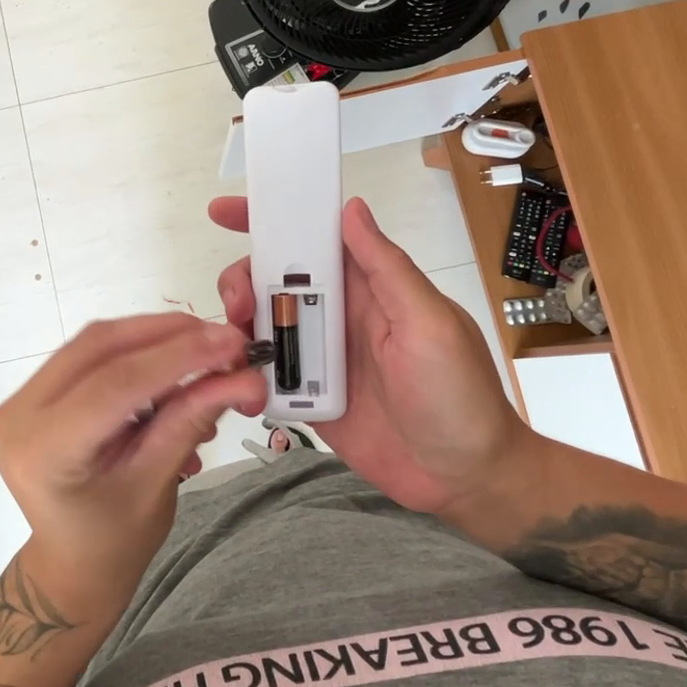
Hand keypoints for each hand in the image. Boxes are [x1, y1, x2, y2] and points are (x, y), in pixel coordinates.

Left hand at [0, 314, 265, 613]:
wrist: (71, 561)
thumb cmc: (114, 541)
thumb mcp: (155, 485)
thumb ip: (191, 422)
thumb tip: (245, 377)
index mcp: (42, 452)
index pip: (114, 384)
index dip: (178, 356)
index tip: (233, 343)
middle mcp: (19, 415)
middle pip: (100, 348)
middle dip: (169, 335)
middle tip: (227, 339)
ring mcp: (20, 398)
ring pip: (96, 342)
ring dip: (156, 337)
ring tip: (208, 349)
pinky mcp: (34, 390)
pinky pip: (90, 353)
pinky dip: (138, 350)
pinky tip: (175, 362)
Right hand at [211, 196, 530, 513]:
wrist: (462, 477)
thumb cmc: (459, 395)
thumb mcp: (428, 323)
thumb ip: (387, 269)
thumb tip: (351, 209)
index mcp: (367, 289)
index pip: (314, 241)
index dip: (270, 221)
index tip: (225, 211)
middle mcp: (337, 316)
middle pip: (273, 282)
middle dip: (242, 280)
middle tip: (236, 305)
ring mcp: (320, 358)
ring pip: (264, 326)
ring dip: (239, 326)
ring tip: (236, 345)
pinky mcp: (307, 398)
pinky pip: (266, 375)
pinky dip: (244, 370)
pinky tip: (235, 377)